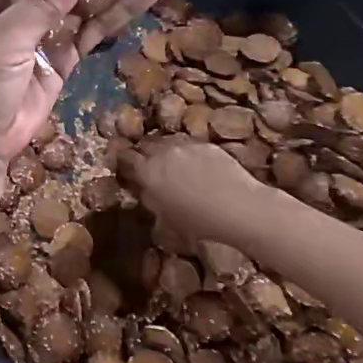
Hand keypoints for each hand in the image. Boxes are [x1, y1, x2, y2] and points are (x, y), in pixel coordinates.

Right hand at [118, 139, 265, 244]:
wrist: (239, 208)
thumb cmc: (198, 221)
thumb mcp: (164, 215)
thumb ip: (149, 196)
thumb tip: (144, 187)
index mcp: (147, 171)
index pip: (126, 157)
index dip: (123, 159)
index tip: (125, 164)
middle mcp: (163, 152)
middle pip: (146, 144)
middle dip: (145, 153)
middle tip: (150, 165)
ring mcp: (185, 145)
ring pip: (168, 142)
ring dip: (166, 151)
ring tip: (174, 163)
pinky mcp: (206, 144)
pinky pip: (189, 145)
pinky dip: (187, 153)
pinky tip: (197, 166)